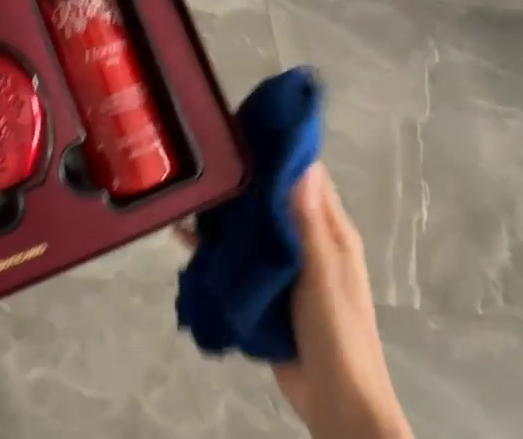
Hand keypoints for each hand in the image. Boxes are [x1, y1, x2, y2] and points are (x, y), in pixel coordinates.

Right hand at [174, 166, 410, 438]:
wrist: (335, 399)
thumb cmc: (337, 330)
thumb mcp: (323, 272)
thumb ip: (307, 221)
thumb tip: (301, 162)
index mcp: (329, 232)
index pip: (305, 176)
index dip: (280, 150)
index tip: (246, 125)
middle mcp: (307, 242)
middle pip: (272, 199)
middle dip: (243, 180)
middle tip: (203, 155)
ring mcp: (285, 267)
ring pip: (251, 227)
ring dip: (225, 214)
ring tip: (188, 191)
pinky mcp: (265, 290)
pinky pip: (237, 259)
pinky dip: (214, 247)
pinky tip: (184, 237)